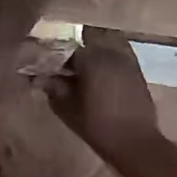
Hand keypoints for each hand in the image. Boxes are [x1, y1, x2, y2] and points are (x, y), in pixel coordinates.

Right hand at [46, 28, 165, 161]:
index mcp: (93, 58)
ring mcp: (128, 59)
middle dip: (78, 42)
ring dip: (96, 45)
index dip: (57, 51)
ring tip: (85, 62)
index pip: (69, 44)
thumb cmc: (98, 126)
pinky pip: (121, 51)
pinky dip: (110, 54)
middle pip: (92, 34)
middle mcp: (112, 51)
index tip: (48, 60)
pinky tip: (101, 70)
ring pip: (109, 39)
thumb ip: (53, 88)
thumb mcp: (68, 109)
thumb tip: (38, 78)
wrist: (135, 142)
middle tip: (67, 59)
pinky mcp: (138, 69)